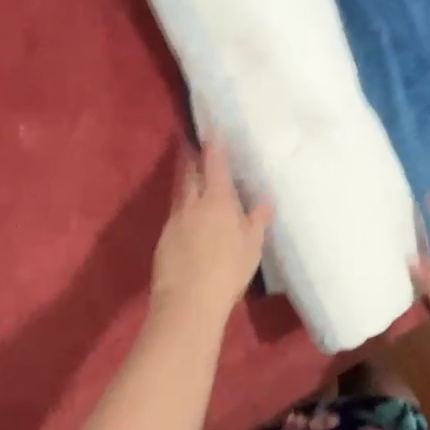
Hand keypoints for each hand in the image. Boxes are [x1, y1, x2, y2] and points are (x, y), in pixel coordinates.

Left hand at [150, 141, 271, 330]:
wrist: (187, 301)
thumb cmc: (227, 270)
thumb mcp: (251, 246)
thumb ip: (257, 221)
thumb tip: (265, 202)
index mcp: (217, 200)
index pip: (215, 164)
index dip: (214, 145)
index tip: (212, 128)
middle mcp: (193, 203)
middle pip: (190, 172)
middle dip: (194, 157)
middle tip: (197, 146)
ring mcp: (175, 220)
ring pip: (181, 192)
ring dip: (187, 181)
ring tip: (194, 177)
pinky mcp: (164, 239)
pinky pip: (176, 214)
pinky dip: (184, 208)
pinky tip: (190, 218)